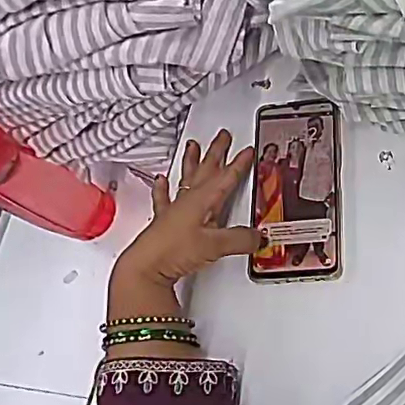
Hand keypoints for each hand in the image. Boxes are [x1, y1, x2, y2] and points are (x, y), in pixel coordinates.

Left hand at [114, 130, 261, 289]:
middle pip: (207, 170)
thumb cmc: (173, 251)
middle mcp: (188, 200)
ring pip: (187, 178)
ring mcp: (175, 209)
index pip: (226, 177)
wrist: (146, 267)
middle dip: (217, 152)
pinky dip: (163, 188)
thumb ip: (241, 240)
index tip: (248, 151)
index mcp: (203, 200)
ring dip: (192, 161)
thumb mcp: (216, 246)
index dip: (239, 164)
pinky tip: (161, 181)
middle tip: (223, 137)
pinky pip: (165, 198)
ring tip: (193, 147)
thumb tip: (259, 237)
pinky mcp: (165, 222)